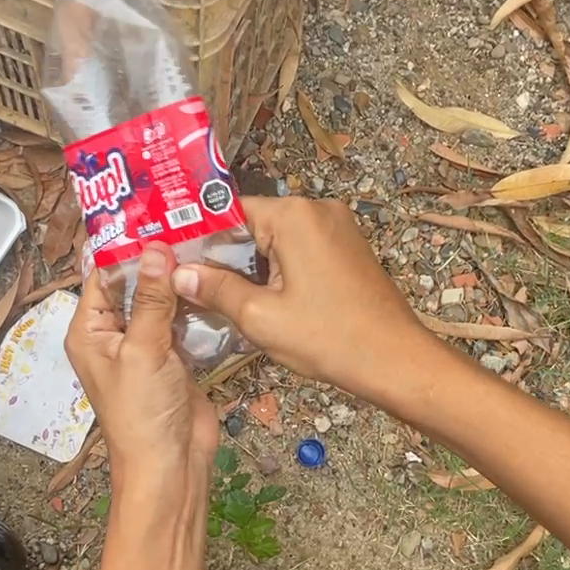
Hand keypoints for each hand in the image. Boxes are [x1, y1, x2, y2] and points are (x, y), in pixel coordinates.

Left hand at [66, 243, 217, 504]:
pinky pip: (184, 321)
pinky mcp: (176, 357)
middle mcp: (115, 333)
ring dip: (181, 280)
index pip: (103, 275)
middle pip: (136, 284)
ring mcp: (148, 345)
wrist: (171, 465)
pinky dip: (197, 305)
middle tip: (191, 219)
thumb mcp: (143, 351)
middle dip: (159, 258)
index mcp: (90, 330)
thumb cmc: (142, 414)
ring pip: (163, 301)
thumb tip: (156, 248)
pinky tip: (216, 279)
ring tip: (209, 240)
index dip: (126, 245)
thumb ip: (152, 300)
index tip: (154, 211)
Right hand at [172, 197, 441, 401]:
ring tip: (224, 300)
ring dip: (252, 268)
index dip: (200, 240)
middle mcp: (318, 210)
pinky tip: (263, 301)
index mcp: (294, 216)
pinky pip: (299, 252)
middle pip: (254, 226)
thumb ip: (217, 290)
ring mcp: (337, 228)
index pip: (230, 213)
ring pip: (276, 242)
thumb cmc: (329, 339)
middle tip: (194, 289)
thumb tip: (178, 274)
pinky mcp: (347, 250)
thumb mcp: (261, 318)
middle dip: (226, 257)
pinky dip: (278, 272)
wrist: (395, 360)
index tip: (175, 263)